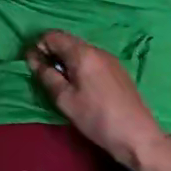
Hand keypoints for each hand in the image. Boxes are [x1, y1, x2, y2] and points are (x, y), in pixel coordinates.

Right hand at [25, 30, 170, 170]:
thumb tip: (33, 58)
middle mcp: (97, 50)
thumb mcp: (65, 100)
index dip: (39, 47)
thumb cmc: (97, 118)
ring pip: (80, 51)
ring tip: (62, 85)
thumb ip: (47, 76)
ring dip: (66, 61)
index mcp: (83, 53)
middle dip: (52, 54)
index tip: (34, 66)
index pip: (53, 35)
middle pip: (68, 41)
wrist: (137, 135)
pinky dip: (80, 67)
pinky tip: (81, 87)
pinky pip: (92, 60)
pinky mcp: (117, 70)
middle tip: (45, 77)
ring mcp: (110, 59)